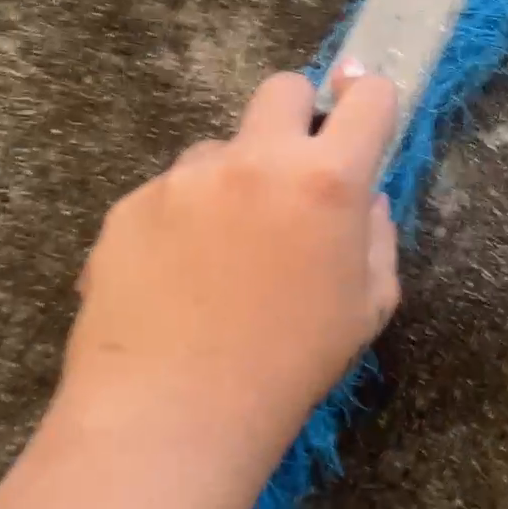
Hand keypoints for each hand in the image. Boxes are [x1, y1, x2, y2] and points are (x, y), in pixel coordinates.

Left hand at [0, 63, 401, 508]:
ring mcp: (187, 179)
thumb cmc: (292, 361)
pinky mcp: (129, 205)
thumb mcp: (372, 301)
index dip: (372, 101)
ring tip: (223, 244)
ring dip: (235, 176)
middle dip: (298, 116)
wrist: (169, 420)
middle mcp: (259, 161)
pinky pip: (171, 187)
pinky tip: (178, 271)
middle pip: (285, 87)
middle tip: (292, 173)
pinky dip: (184, 213)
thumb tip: (362, 199)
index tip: (364, 120)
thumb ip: (378, 233)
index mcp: (329, 179)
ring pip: (222, 145)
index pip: (369, 95)